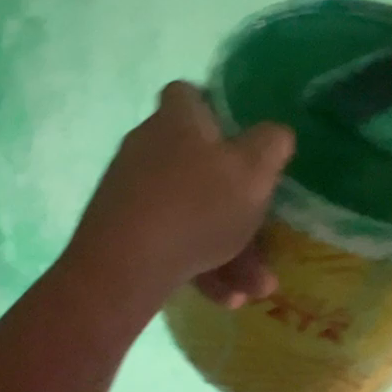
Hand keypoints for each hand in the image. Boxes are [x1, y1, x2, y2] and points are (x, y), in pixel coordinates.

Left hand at [64, 81, 294, 307]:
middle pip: (197, 163)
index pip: (187, 93)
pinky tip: (225, 297)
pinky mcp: (119, 227)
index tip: (239, 135)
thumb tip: (273, 132)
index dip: (213, 107)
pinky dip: (197, 264)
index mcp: (175, 120)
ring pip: (189, 211)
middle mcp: (146, 145)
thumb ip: (270, 145)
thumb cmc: (196, 207)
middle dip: (235, 204)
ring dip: (225, 247)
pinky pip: (168, 239)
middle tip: (262, 230)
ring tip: (253, 285)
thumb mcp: (252, 173)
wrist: (124, 266)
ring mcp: (129, 187)